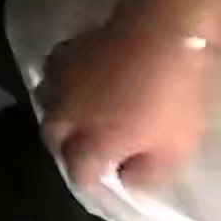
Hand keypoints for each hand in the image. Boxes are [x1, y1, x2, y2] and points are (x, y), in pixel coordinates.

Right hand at [42, 11, 216, 189]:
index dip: (87, 178)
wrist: (159, 39)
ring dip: (55, 114)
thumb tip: (126, 180)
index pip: (77, 169)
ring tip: (73, 116)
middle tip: (81, 149)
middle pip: (51, 135)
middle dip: (63, 146)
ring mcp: (59, 81)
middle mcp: (66, 113)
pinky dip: (56, 85)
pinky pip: (49, 75)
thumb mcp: (176, 150)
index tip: (99, 179)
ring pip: (43, 102)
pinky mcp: (61, 54)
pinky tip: (73, 84)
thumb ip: (149, 173)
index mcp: (94, 141)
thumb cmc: (173, 99)